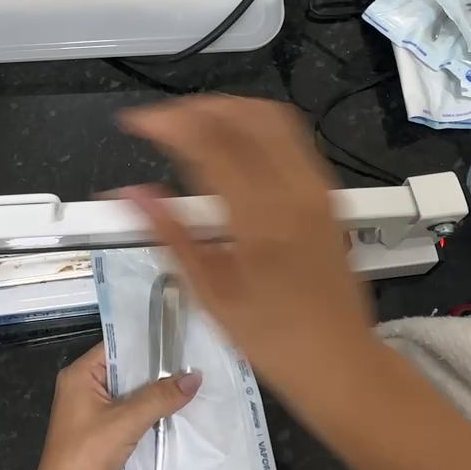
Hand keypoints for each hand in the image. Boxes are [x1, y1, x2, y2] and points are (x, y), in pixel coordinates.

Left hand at [32, 343, 201, 469]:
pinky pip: (131, 419)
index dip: (145, 344)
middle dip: (156, 372)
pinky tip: (179, 415)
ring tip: (194, 386)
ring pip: (130, 398)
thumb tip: (195, 377)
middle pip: (125, 373)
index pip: (115, 348)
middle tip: (194, 363)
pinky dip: (151, 418)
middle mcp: (83, 390)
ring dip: (156, 397)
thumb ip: (160, 397)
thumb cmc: (88, 454)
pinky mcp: (103, 438)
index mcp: (79, 376)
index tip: (178, 340)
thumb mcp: (126, 421)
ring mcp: (93, 416)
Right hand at [118, 95, 377, 400]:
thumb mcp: (209, 292)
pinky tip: (231, 141)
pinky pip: (291, 136)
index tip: (134, 122)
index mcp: (259, 220)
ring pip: (271, 117)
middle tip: (160, 122)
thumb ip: (169, 234)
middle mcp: (294, 192)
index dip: (166, 123)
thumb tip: (129, 194)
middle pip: (242, 116)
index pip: (208, 144)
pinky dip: (254, 123)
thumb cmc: (272, 338)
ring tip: (190, 123)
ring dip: (225, 109)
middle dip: (193, 108)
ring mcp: (317, 189)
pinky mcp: (327, 193)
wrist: (341, 361)